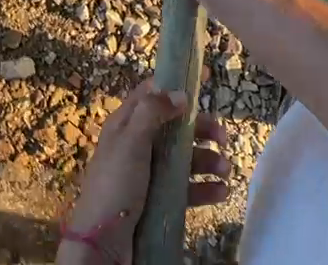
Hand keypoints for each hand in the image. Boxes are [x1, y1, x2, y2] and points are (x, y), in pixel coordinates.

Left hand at [61, 79, 231, 262]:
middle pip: (175, 127)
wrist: (102, 246)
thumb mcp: (130, 141)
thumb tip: (180, 94)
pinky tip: (221, 191)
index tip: (203, 80)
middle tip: (223, 138)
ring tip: (225, 170)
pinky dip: (205, 188)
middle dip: (201, 129)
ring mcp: (149, 174)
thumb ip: (153, 112)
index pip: (151, 94)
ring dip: (208, 160)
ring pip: (184, 158)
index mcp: (126, 125)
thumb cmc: (115, 185)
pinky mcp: (158, 200)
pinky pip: (186, 188)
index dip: (175, 84)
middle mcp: (138, 145)